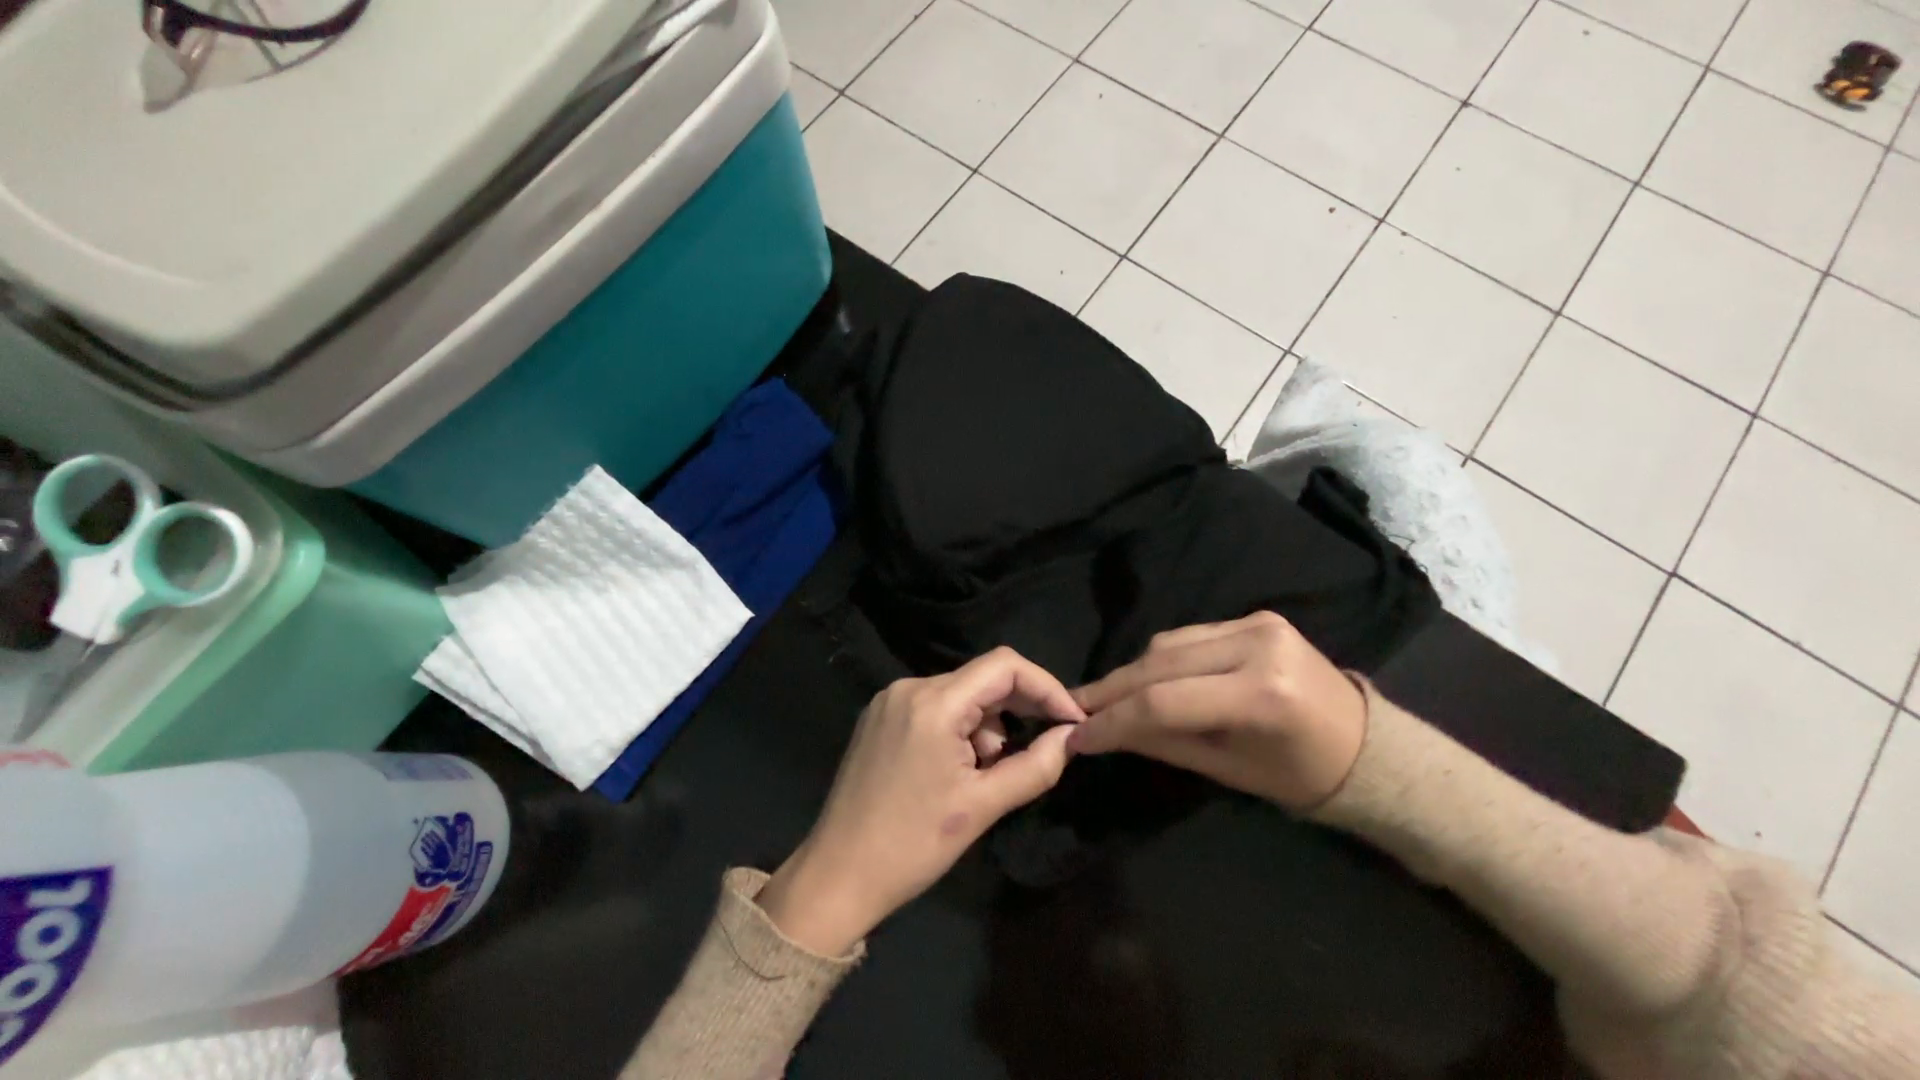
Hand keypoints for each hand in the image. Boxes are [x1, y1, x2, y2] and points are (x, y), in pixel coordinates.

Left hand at [758, 647, 1084, 954]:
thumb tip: (1072, 737)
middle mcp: (908, 689)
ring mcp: (889, 702)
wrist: (839, 875)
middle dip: (1021, 709)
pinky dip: (961, 729)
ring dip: (989, 725)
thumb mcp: (982, 807)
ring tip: (990, 775)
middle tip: (1049, 745)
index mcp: (933, 703)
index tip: (1072, 722)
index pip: (1005, 666)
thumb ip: (1036, 766)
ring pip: (960, 694)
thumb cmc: (913, 844)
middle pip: (982, 677)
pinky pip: (935, 708)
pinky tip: (962, 770)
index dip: (1047, 688)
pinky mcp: (879, 720)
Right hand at [1068, 612, 1367, 811]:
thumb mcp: (1226, 769)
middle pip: (1160, 663)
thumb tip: (1099, 732)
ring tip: (1107, 699)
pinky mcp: (1257, 617)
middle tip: (1075, 711)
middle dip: (1112, 690)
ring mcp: (1258, 624)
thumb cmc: (1298, 774)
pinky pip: (1190, 636)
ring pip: (1168, 643)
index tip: (1077, 737)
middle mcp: (1258, 646)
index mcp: (1261, 695)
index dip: (1113, 719)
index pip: (1164, 702)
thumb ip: (1161, 742)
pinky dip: (1162, 659)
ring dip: (1134, 672)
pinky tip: (1147, 681)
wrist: (1365, 745)